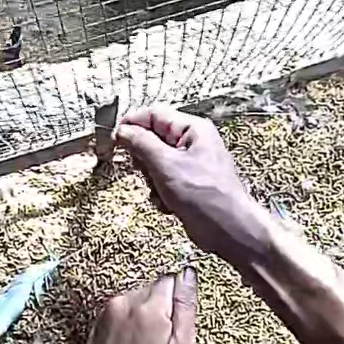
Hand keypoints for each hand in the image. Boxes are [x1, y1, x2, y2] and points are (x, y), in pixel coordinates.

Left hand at [78, 270, 197, 343]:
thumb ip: (186, 308)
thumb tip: (188, 273)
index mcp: (149, 308)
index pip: (171, 279)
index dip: (180, 299)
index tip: (179, 323)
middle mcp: (125, 301)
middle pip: (153, 288)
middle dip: (163, 308)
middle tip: (165, 342)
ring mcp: (108, 311)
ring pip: (137, 299)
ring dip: (146, 315)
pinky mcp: (98, 322)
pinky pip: (122, 311)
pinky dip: (131, 324)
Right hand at [114, 105, 273, 263]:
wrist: (227, 229)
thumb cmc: (205, 195)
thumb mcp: (166, 164)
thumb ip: (141, 144)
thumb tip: (122, 131)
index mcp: (192, 129)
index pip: (154, 114)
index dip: (132, 125)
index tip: (116, 139)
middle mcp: (192, 143)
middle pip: (151, 139)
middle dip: (144, 160)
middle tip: (148, 172)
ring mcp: (189, 164)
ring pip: (153, 163)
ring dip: (151, 180)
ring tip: (162, 192)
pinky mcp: (186, 184)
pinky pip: (161, 181)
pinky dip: (160, 193)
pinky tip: (170, 204)